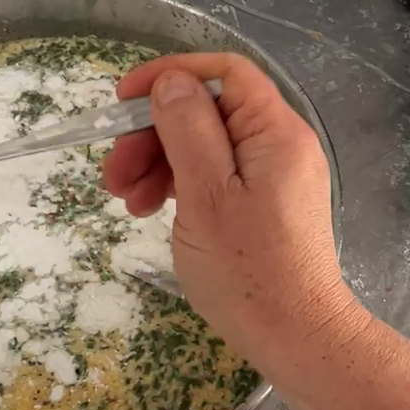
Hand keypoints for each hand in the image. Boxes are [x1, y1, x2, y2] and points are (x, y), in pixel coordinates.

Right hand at [102, 54, 364, 370]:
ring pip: (207, 147)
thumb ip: (188, 129)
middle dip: (154, 135)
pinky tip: (153, 211)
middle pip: (209, 113)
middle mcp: (282, 145)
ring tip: (128, 204)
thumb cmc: (248, 268)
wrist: (296, 335)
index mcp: (276, 131)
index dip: (171, 76)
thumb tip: (172, 81)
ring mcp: (276, 176)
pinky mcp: (266, 204)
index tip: (122, 102)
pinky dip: (182, 187)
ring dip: (160, 165)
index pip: (225, 73)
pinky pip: (218, 177)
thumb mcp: (206, 193)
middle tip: (114, 176)